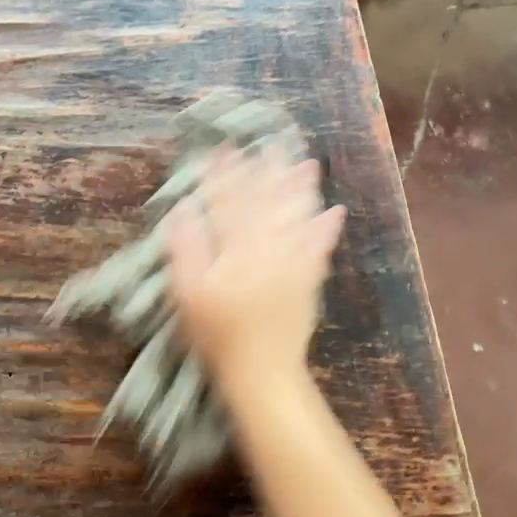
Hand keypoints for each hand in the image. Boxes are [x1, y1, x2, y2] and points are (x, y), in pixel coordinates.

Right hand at [166, 147, 345, 388]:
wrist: (262, 372)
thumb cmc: (217, 334)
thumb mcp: (187, 293)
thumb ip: (186, 248)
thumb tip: (183, 209)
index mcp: (236, 248)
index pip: (227, 202)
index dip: (223, 175)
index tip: (222, 149)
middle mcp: (268, 248)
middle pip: (266, 203)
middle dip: (266, 172)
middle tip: (270, 144)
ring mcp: (293, 264)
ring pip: (297, 218)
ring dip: (300, 190)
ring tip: (305, 164)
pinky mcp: (308, 281)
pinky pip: (320, 247)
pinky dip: (326, 227)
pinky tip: (334, 211)